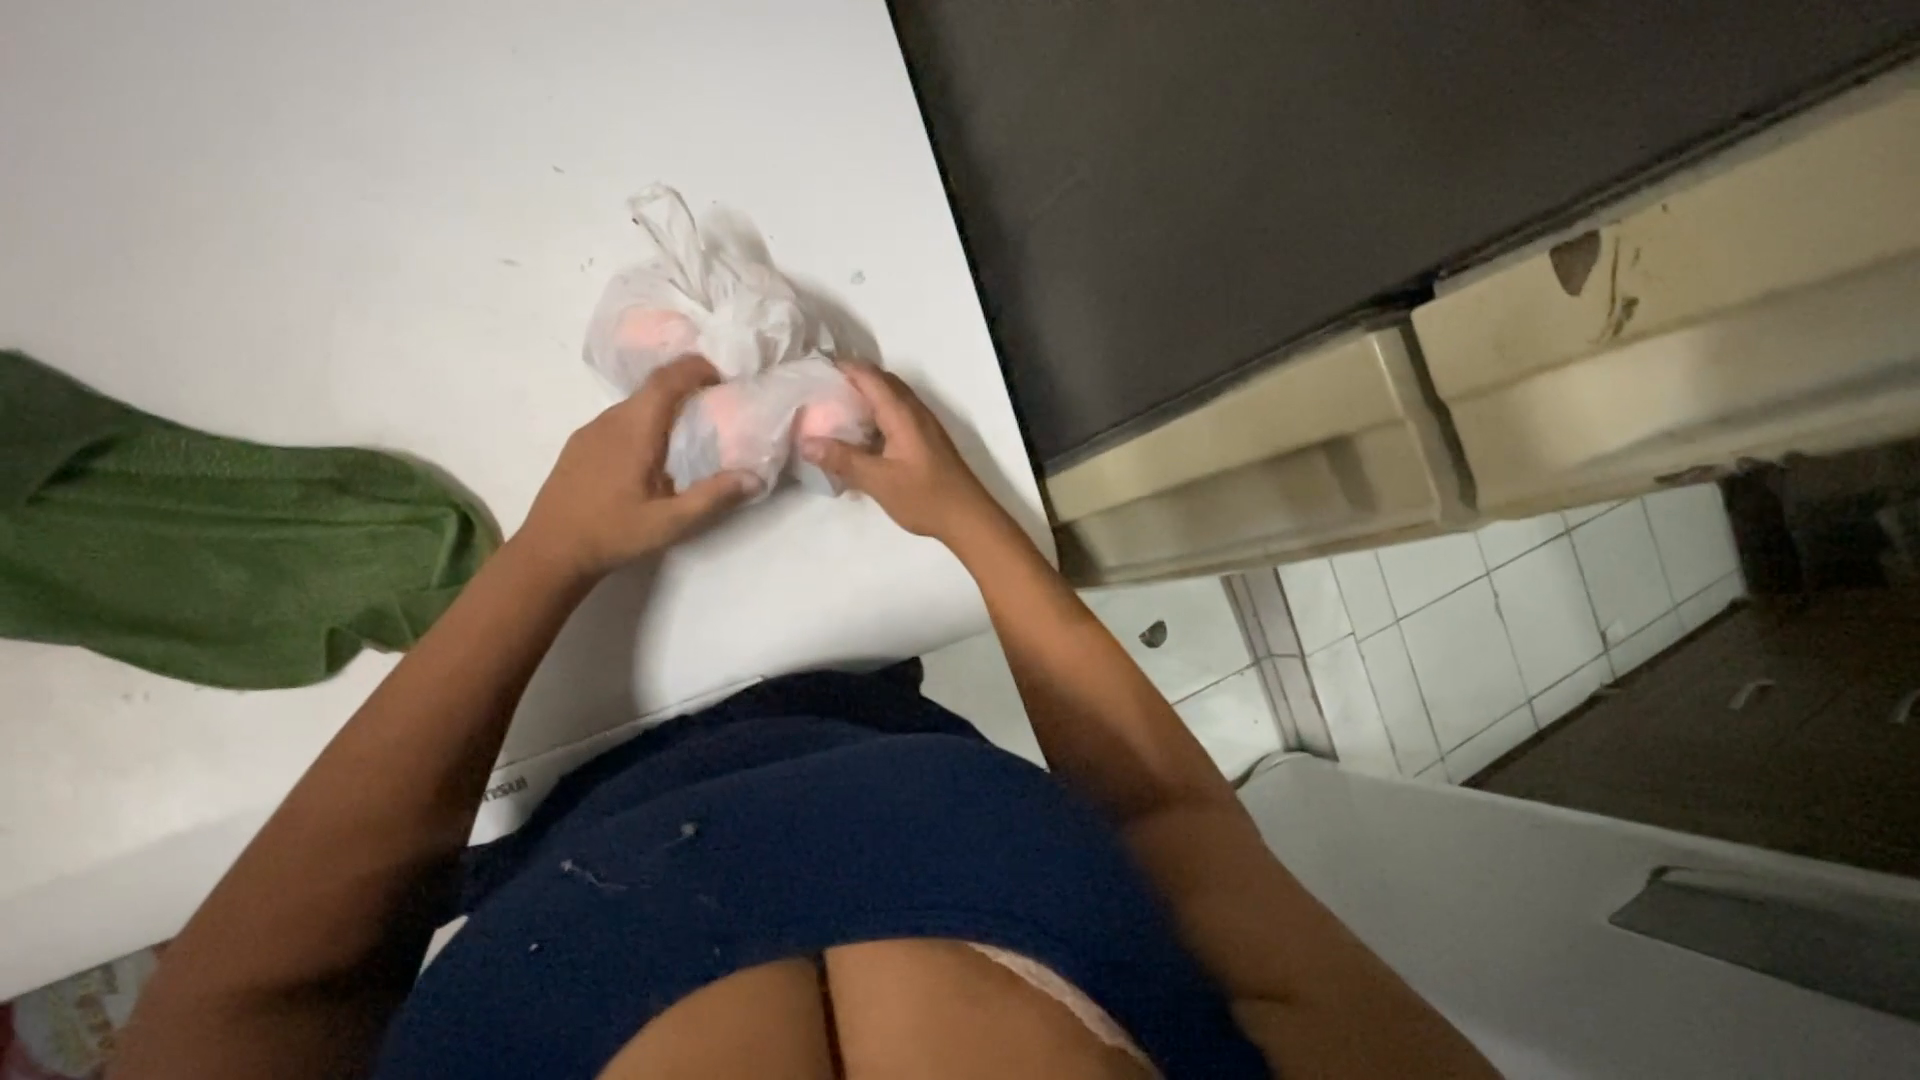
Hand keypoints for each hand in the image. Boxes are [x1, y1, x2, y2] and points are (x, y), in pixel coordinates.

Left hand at [518, 356, 759, 578]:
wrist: (549, 552)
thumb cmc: (612, 534)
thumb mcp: (670, 522)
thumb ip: (714, 497)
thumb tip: (755, 478)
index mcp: (634, 430)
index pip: (667, 380)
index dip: (696, 368)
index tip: (726, 375)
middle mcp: (609, 421)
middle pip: (652, 390)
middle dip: (687, 389)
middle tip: (718, 407)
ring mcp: (590, 432)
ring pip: (635, 407)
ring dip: (665, 409)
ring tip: (691, 434)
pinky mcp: (580, 447)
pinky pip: (620, 422)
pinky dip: (645, 425)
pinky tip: (654, 457)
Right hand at [799, 361, 1002, 542]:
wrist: (968, 517)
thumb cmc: (925, 497)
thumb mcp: (878, 480)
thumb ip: (843, 459)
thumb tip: (806, 442)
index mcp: (902, 413)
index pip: (868, 375)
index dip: (841, 368)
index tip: (813, 373)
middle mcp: (914, 411)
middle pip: (881, 381)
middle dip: (851, 381)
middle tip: (820, 393)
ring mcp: (923, 425)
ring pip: (890, 398)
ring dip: (865, 399)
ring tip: (834, 413)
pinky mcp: (926, 440)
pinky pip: (897, 415)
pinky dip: (876, 416)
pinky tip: (861, 438)